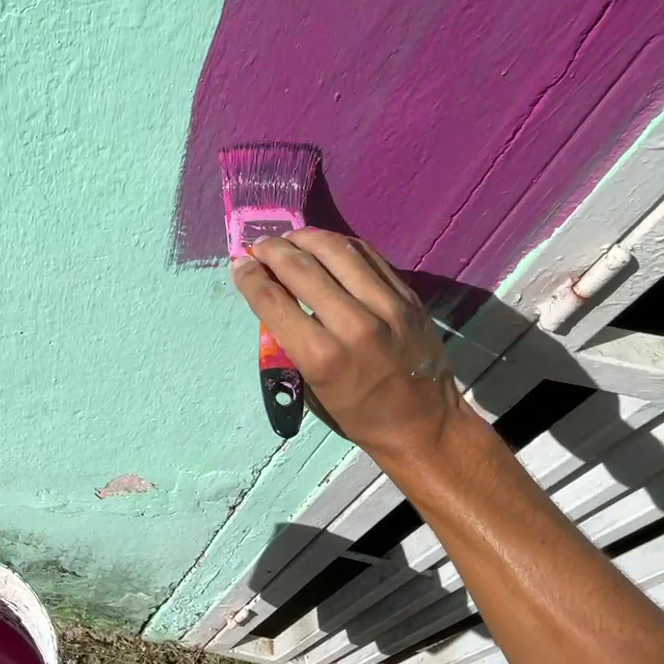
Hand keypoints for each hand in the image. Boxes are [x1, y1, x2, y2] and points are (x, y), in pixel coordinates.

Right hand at [230, 229, 463, 461]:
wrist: (424, 424)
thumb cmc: (357, 415)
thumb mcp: (311, 386)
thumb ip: (291, 338)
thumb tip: (271, 293)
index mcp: (322, 357)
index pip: (273, 301)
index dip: (249, 277)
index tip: (238, 266)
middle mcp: (354, 325)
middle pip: (301, 269)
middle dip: (272, 251)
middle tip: (258, 246)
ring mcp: (387, 306)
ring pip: (337, 251)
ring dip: (305, 238)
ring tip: (290, 238)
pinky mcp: (408, 297)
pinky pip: (368, 256)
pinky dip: (340, 245)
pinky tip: (324, 245)